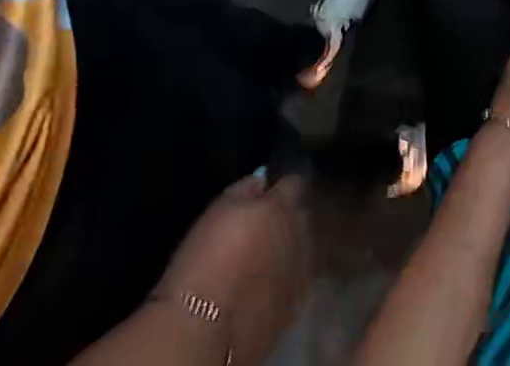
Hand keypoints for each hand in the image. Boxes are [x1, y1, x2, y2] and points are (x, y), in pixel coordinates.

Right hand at [155, 171, 313, 362]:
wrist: (207, 327)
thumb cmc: (207, 259)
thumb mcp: (218, 210)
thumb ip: (245, 189)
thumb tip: (260, 182)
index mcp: (281, 207)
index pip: (295, 183)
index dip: (282, 186)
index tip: (268, 192)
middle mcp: (299, 234)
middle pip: (301, 214)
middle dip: (288, 215)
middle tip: (263, 226)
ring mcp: (302, 271)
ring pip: (303, 246)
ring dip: (290, 245)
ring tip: (265, 256)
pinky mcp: (297, 304)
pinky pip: (298, 278)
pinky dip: (288, 275)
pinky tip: (270, 283)